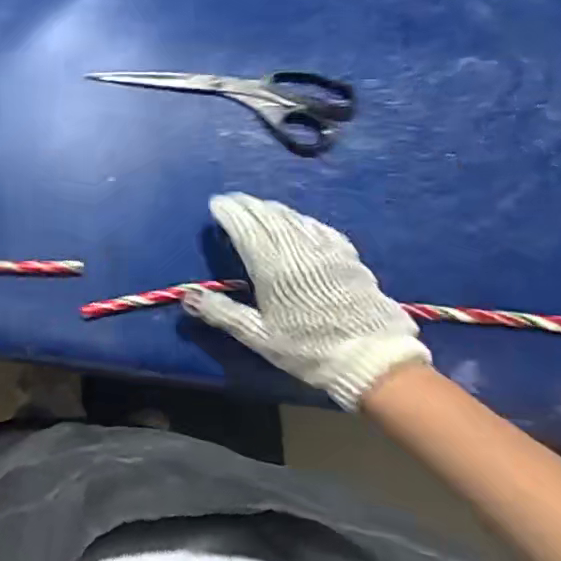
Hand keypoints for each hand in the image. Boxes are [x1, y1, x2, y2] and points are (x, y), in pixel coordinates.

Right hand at [181, 193, 430, 409]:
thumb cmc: (308, 349)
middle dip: (249, 207)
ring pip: (296, 221)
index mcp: (274, 270)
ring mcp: (328, 254)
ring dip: (274, 210)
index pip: (247, 230)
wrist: (374, 361)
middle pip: (270, 220)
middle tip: (233, 199)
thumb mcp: (258, 335)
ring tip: (259, 206)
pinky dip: (303, 221)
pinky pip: (321, 230)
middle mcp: (300, 254)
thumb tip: (186, 295)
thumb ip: (221, 311)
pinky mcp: (349, 260)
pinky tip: (301, 221)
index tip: (216, 204)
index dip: (230, 214)